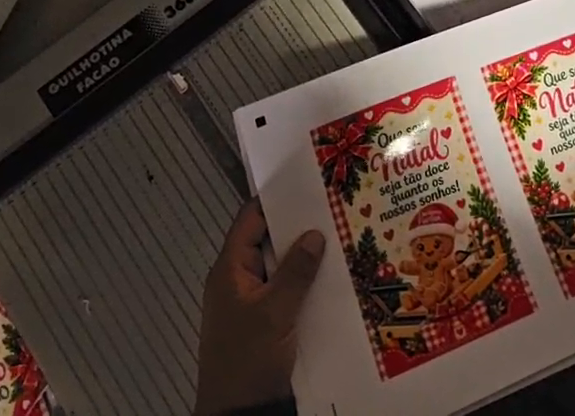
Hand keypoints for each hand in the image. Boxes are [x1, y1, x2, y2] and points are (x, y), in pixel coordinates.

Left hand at [195, 200, 325, 414]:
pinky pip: (290, 290)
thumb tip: (314, 233)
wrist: (241, 415)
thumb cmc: (248, 359)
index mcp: (230, 270)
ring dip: (308, 256)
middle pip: (270, 241)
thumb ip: (295, 272)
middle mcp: (240, 280)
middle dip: (299, 225)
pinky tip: (339, 274)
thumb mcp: (273, 313)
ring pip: (283, 267)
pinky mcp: (270, 322)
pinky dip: (309, 281)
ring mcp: (254, 302)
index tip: (307, 181)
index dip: (275, 199)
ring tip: (344, 233)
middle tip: (335, 204)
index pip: (250, 220)